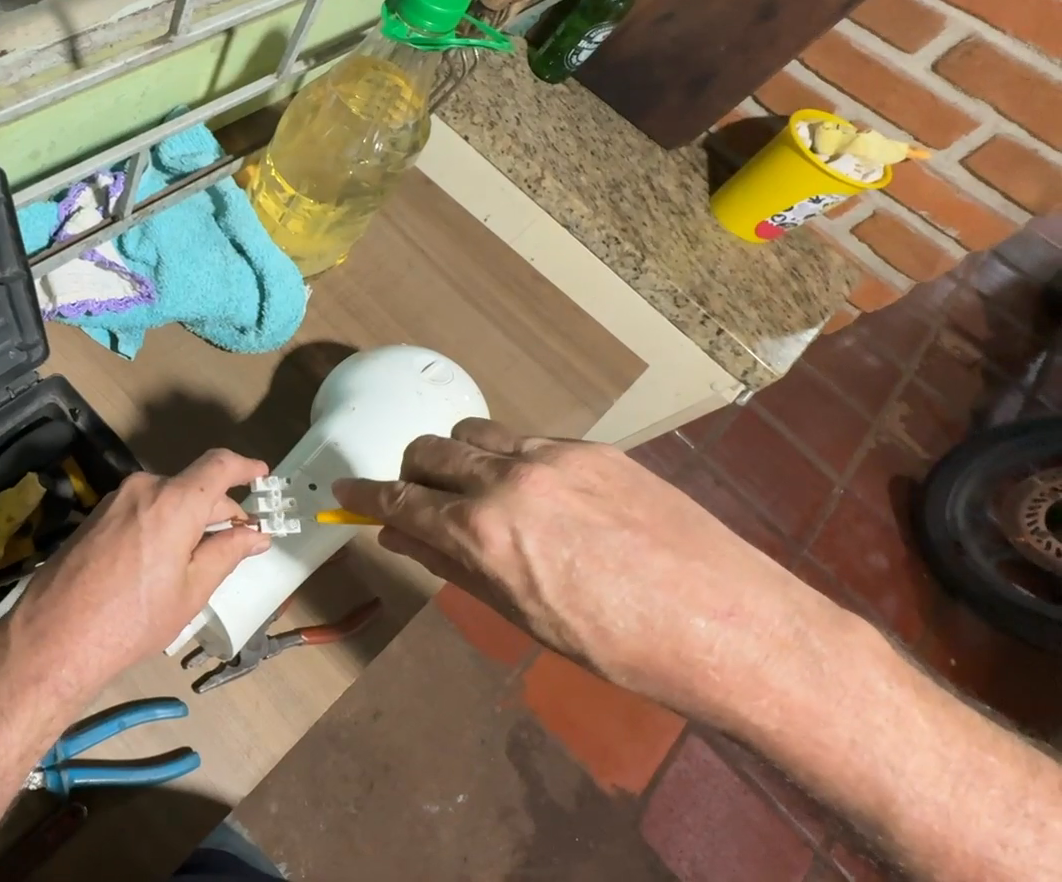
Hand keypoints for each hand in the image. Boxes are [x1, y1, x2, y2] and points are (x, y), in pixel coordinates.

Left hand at [16, 449, 271, 694]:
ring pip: (166, 498)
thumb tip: (256, 534)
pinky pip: (141, 508)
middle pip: (192, 485)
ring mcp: (114, 500)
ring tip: (201, 558)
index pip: (218, 465)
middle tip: (239, 540)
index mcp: (173, 501)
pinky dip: (162, 522)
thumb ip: (226, 553)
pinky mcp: (96, 515)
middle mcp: (143, 488)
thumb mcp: (191, 591)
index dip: (245, 466)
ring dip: (189, 518)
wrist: (56, 634)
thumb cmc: (133, 618)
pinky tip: (163, 560)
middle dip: (219, 508)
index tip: (262, 474)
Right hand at [333, 418, 845, 720]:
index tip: (343, 491)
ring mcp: (555, 457)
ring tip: (479, 492)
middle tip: (422, 502)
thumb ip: (451, 566)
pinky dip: (509, 461)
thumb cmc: (618, 646)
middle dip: (411, 473)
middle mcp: (510, 480)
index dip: (364, 495)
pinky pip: (526, 440)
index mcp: (485, 531)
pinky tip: (542, 497)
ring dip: (457, 457)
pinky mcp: (595, 449)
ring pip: (473, 433)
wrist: (736, 628)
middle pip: (428, 450)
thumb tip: (398, 538)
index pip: (400, 499)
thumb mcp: (521, 614)